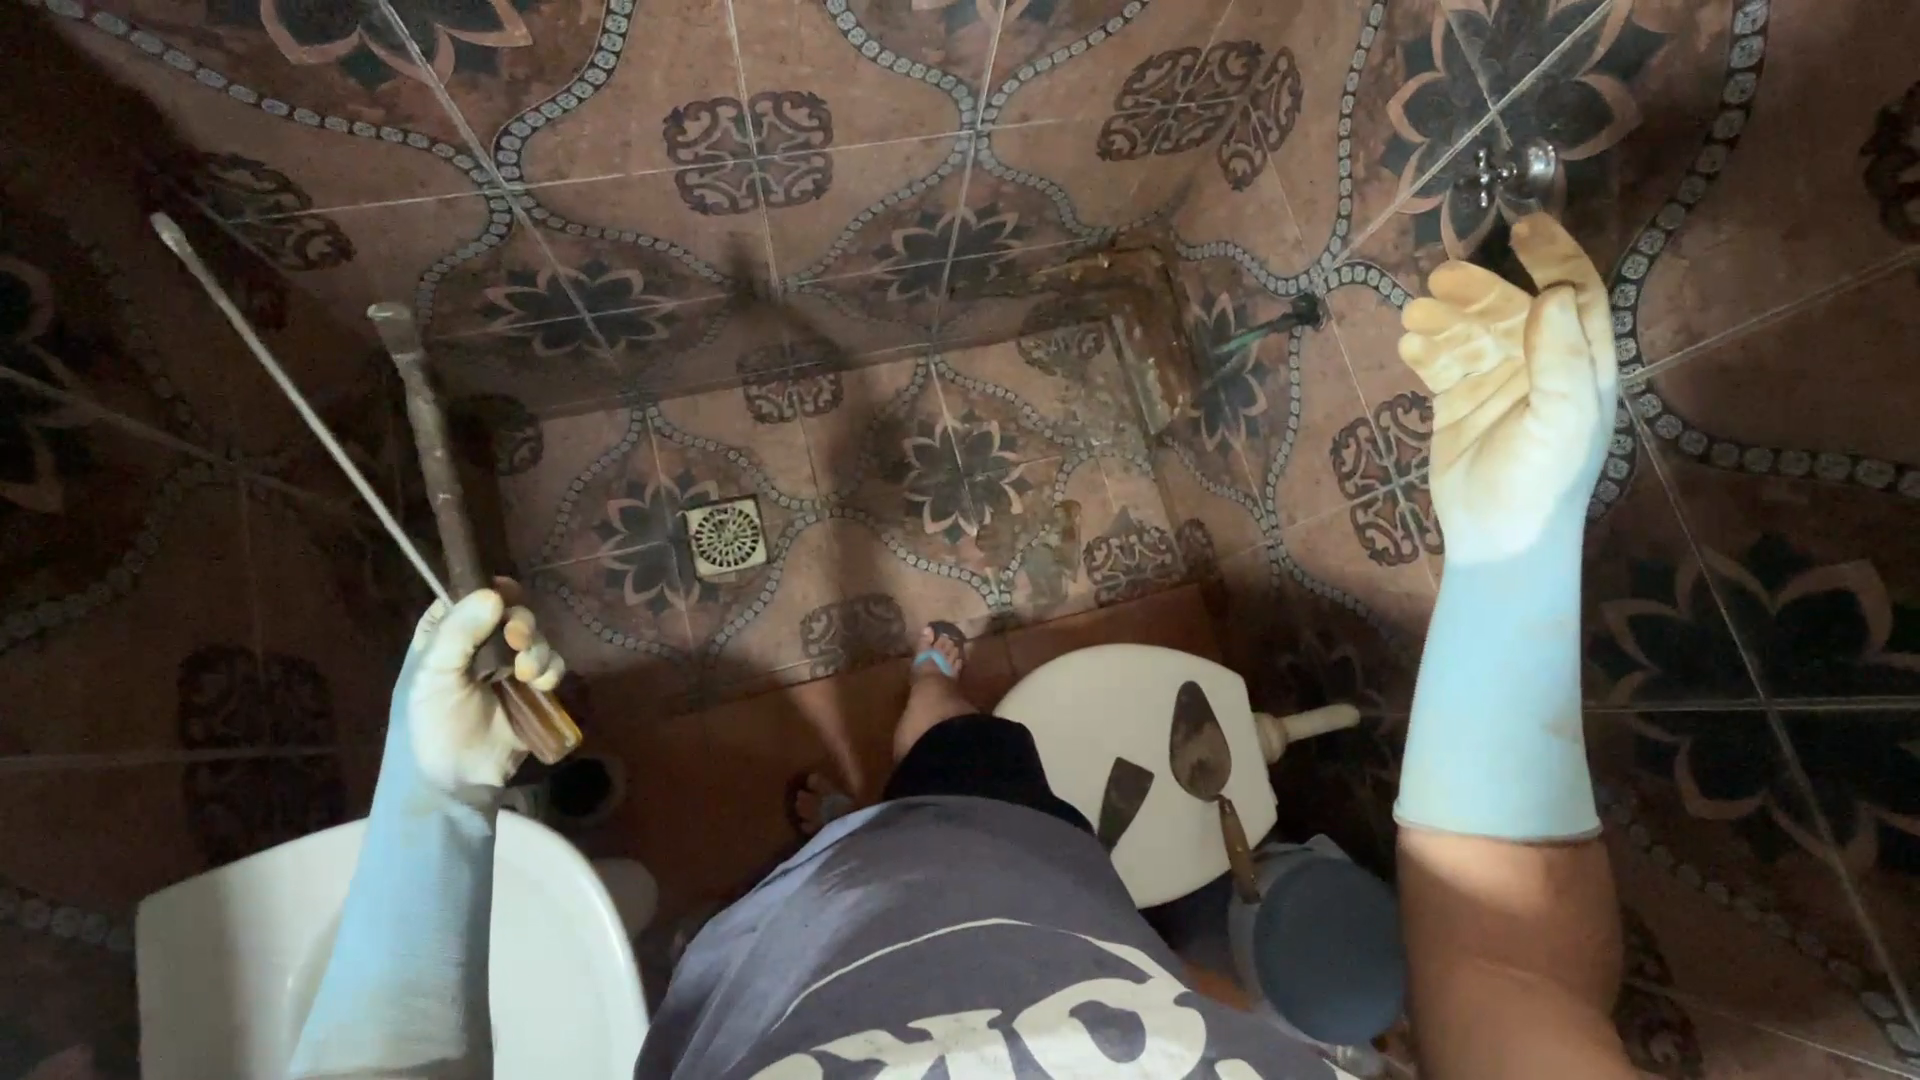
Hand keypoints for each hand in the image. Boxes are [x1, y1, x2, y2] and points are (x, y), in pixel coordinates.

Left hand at [391, 578, 565, 791]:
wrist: (457, 778)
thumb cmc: (431, 724)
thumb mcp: (433, 676)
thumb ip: (459, 632)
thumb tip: (495, 593)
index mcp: (444, 637)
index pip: (470, 597)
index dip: (491, 593)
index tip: (506, 598)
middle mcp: (478, 646)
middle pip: (512, 613)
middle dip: (522, 625)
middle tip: (518, 641)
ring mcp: (508, 666)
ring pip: (536, 638)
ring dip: (537, 651)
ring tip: (527, 676)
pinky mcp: (532, 687)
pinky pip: (553, 663)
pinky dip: (551, 670)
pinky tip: (540, 687)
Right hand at [1397, 214, 1618, 564]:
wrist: (1498, 534)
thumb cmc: (1542, 479)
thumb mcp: (1564, 419)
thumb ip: (1562, 358)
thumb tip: (1549, 295)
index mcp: (1579, 363)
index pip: (1572, 295)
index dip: (1553, 257)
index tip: (1523, 226)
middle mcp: (1538, 365)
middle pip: (1508, 311)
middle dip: (1476, 292)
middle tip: (1437, 279)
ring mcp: (1494, 384)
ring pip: (1468, 335)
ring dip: (1442, 322)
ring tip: (1411, 316)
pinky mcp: (1455, 403)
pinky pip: (1439, 366)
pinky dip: (1424, 352)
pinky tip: (1408, 346)